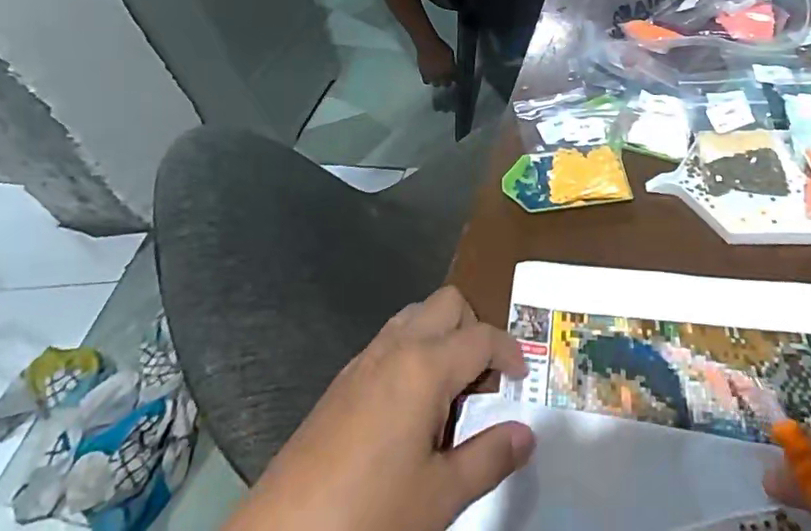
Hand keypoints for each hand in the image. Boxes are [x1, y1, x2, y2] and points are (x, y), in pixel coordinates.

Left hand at [223, 287, 532, 530]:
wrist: (285, 530)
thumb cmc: (371, 512)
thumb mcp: (440, 495)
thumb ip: (489, 457)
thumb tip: (526, 434)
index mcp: (425, 366)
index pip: (482, 337)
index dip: (511, 352)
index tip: (522, 380)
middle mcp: (396, 347)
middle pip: (447, 303)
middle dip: (475, 329)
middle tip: (483, 381)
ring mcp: (364, 358)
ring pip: (415, 315)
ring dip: (442, 336)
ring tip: (450, 393)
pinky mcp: (343, 378)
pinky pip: (390, 340)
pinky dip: (413, 351)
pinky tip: (411, 408)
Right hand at [416, 37, 457, 86]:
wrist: (427, 44)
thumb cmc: (440, 46)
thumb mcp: (450, 54)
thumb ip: (452, 63)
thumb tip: (453, 67)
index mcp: (450, 70)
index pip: (456, 79)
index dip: (457, 79)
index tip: (456, 78)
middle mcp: (441, 75)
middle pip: (446, 84)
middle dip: (448, 82)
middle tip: (447, 78)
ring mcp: (432, 76)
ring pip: (436, 84)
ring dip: (438, 82)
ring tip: (438, 78)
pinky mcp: (423, 74)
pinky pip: (426, 81)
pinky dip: (429, 80)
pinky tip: (430, 76)